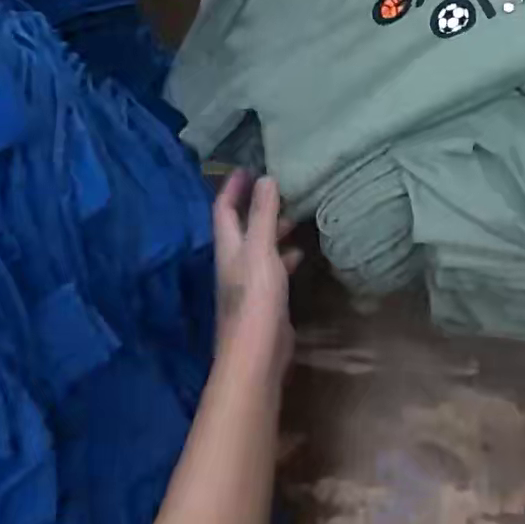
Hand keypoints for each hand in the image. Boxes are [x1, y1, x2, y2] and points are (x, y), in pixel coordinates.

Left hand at [212, 172, 300, 375]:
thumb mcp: (261, 250)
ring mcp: (248, 282)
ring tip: (295, 216)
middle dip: (256, 206)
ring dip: (273, 229)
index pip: (224, 209)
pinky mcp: (264, 299)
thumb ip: (264, 215)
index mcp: (228, 247)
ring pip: (259, 246)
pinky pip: (273, 266)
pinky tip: (300, 254)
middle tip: (278, 188)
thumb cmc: (255, 298)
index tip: (246, 167)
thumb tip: (265, 178)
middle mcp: (234, 261)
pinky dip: (284, 255)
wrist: (256, 356)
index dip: (232, 187)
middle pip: (242, 226)